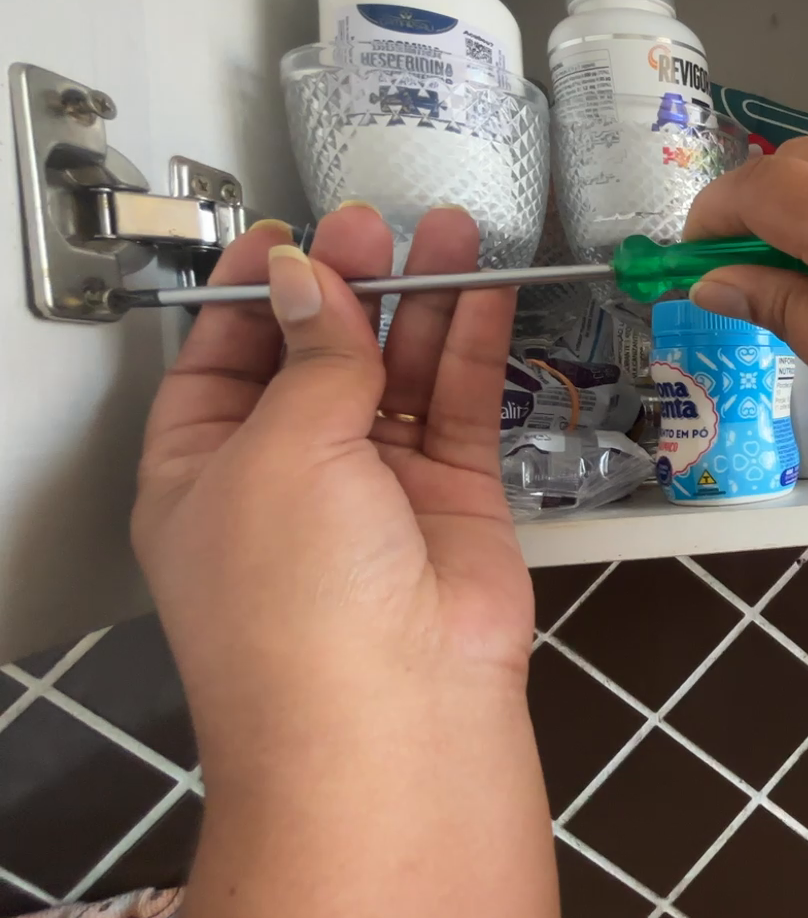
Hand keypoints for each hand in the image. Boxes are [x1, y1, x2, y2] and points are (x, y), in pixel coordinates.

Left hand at [131, 205, 527, 759]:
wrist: (401, 692)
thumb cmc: (295, 595)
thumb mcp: (277, 455)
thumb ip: (315, 361)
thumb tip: (314, 277)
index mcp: (209, 462)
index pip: (229, 354)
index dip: (263, 291)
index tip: (298, 233)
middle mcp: (299, 464)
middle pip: (331, 352)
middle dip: (359, 284)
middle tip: (388, 225)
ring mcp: (386, 474)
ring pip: (409, 370)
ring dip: (431, 303)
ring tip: (454, 239)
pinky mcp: (460, 484)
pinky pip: (466, 402)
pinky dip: (477, 348)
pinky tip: (488, 300)